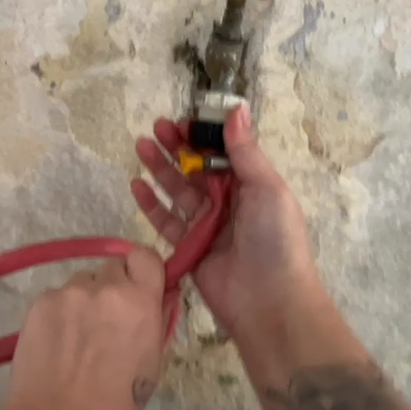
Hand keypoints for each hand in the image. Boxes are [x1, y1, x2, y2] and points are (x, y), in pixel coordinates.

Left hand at [0, 248, 169, 409]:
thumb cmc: (115, 406)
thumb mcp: (152, 364)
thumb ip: (155, 320)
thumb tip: (158, 294)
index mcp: (139, 301)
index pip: (145, 255)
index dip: (141, 270)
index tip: (137, 287)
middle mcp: (104, 286)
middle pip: (112, 267)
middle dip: (112, 288)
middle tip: (106, 322)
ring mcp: (68, 291)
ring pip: (82, 282)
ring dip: (85, 300)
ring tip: (78, 339)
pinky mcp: (40, 301)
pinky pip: (57, 296)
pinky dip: (60, 313)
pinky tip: (57, 343)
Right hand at [131, 103, 323, 340]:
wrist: (270, 302)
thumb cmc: (274, 239)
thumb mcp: (267, 188)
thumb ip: (245, 151)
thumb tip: (237, 107)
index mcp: (250, 186)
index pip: (222, 152)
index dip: (202, 135)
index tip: (183, 121)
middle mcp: (227, 202)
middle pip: (196, 167)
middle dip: (176, 147)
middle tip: (156, 127)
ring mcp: (206, 225)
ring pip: (178, 189)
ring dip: (159, 168)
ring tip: (141, 146)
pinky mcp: (188, 246)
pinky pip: (166, 220)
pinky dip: (151, 203)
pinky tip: (136, 184)